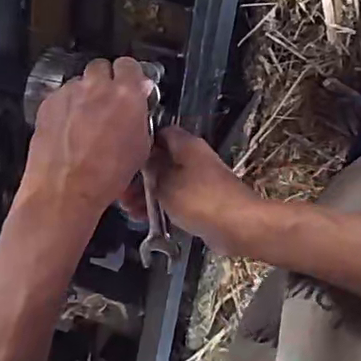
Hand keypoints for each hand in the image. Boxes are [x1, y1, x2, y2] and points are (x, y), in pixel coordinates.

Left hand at [20, 57, 155, 223]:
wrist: (65, 189)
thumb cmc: (103, 176)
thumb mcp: (139, 148)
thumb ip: (140, 115)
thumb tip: (139, 102)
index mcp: (125, 94)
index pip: (129, 65)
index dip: (129, 75)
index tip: (129, 85)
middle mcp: (96, 87)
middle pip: (101, 67)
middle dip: (104, 81)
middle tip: (106, 102)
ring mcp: (69, 93)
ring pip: (79, 82)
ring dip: (83, 95)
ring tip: (85, 122)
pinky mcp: (48, 103)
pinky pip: (60, 96)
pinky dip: (65, 107)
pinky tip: (68, 129)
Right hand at [120, 126, 262, 251]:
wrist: (239, 227)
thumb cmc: (199, 199)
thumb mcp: (165, 182)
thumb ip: (150, 170)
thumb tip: (142, 161)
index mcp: (186, 145)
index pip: (158, 133)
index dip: (139, 143)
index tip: (122, 158)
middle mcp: (194, 158)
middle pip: (160, 160)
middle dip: (139, 176)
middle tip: (121, 191)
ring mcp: (200, 180)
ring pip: (166, 182)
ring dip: (147, 194)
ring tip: (128, 209)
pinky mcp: (203, 201)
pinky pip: (176, 198)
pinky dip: (160, 206)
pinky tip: (143, 217)